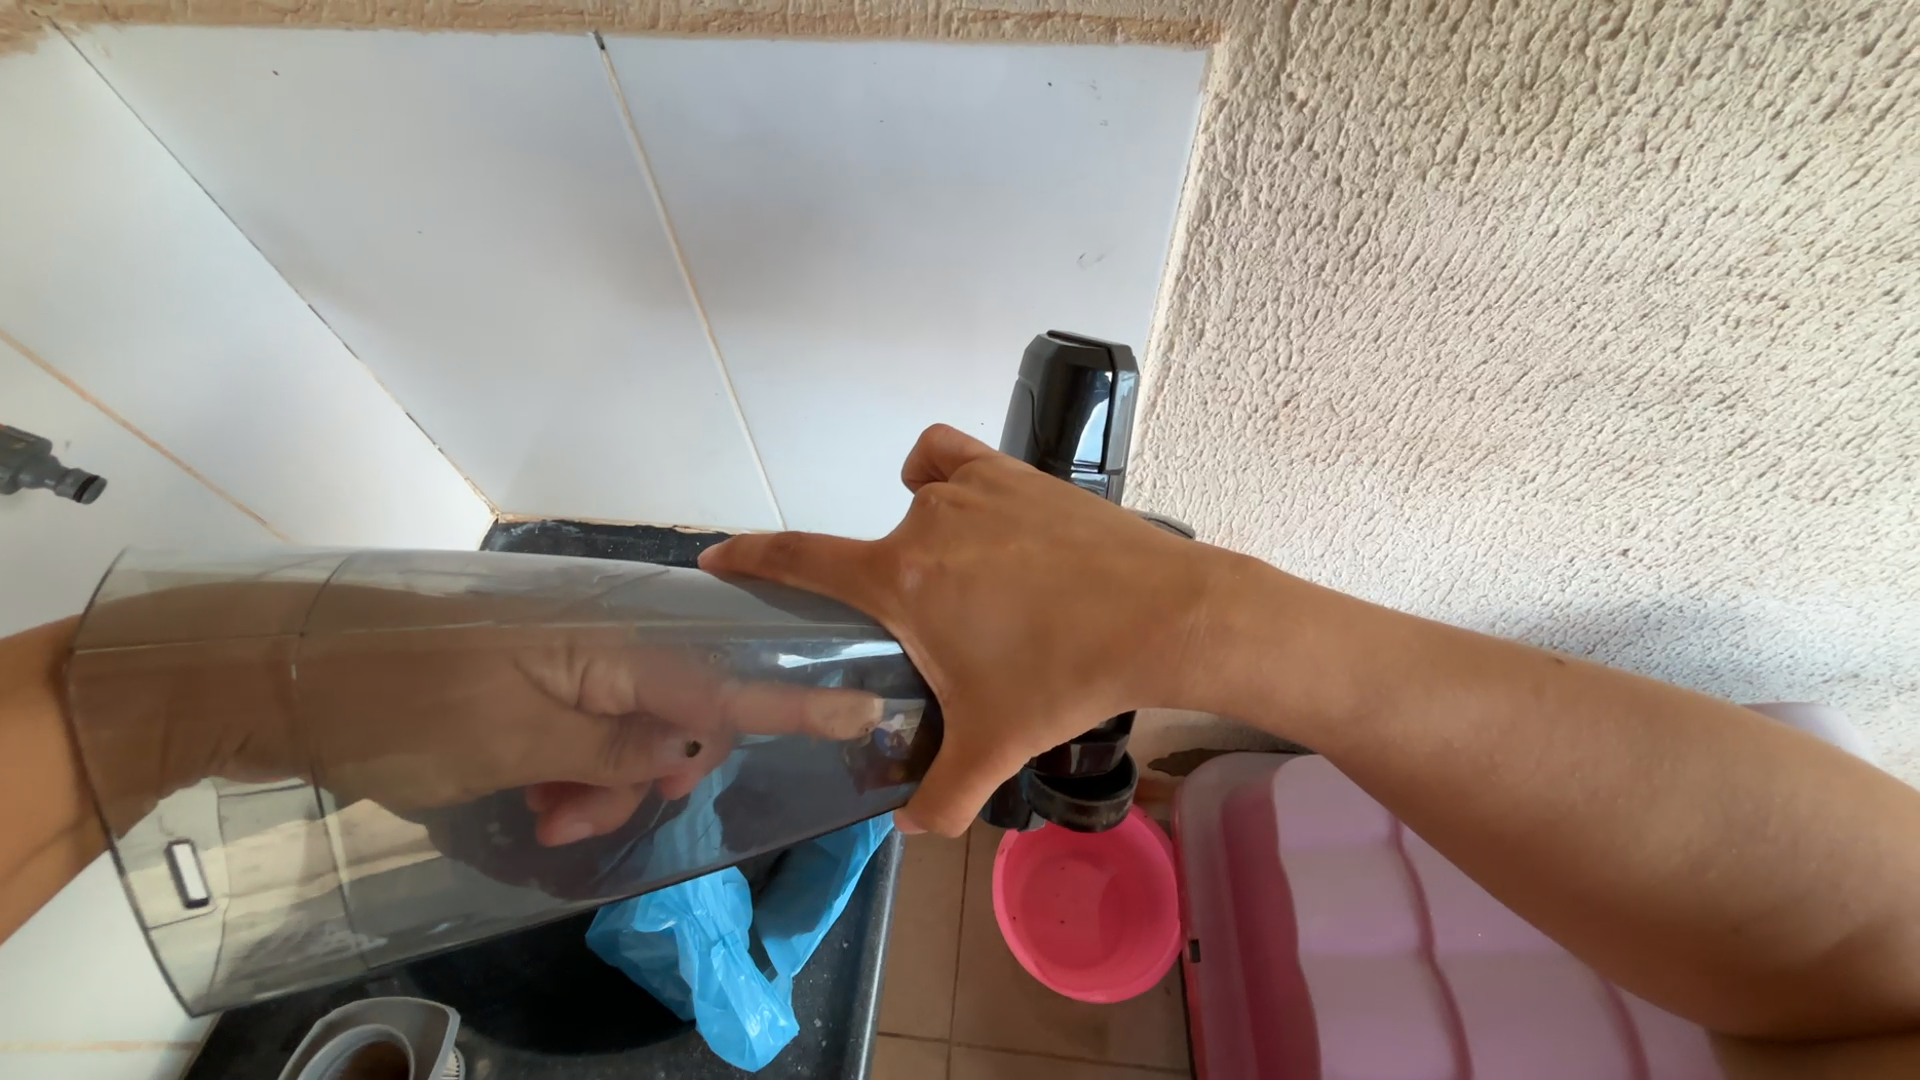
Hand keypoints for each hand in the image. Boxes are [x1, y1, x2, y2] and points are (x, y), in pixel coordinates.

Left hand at [291, 629, 884, 845]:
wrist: (277, 676)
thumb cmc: (397, 708)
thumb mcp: (512, 742)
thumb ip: (615, 744)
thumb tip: (697, 746)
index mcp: (612, 648)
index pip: (721, 682)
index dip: (792, 701)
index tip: (860, 708)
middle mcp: (609, 648)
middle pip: (682, 717)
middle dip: (653, 776)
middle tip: (585, 818)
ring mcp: (578, 664)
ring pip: (638, 736)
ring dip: (606, 786)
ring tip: (546, 814)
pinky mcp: (550, 683)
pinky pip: (598, 734)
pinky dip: (580, 774)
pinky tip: (539, 797)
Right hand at [700, 424, 1227, 834]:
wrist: (1162, 617)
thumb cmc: (1067, 677)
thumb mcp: (993, 746)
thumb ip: (942, 798)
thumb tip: (912, 830)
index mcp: (901, 579)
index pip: (801, 560)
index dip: (751, 558)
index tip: (718, 559)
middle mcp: (924, 521)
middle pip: (874, 552)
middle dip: (887, 596)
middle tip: (935, 635)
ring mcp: (971, 488)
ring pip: (914, 502)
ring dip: (919, 539)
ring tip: (960, 578)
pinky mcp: (1014, 472)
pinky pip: (948, 458)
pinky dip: (937, 473)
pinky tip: (958, 502)